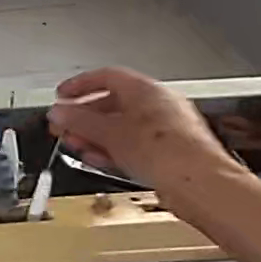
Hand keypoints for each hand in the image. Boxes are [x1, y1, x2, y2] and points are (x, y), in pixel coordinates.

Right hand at [48, 68, 242, 202]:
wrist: (200, 184)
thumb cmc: (167, 152)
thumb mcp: (109, 132)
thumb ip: (79, 120)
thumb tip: (60, 112)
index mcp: (146, 89)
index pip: (106, 77)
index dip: (80, 85)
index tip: (63, 96)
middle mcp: (158, 104)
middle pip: (113, 103)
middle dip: (85, 116)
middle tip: (65, 126)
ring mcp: (166, 128)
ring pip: (123, 126)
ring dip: (97, 135)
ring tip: (78, 145)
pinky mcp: (170, 152)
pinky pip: (134, 144)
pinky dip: (114, 149)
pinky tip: (100, 158)